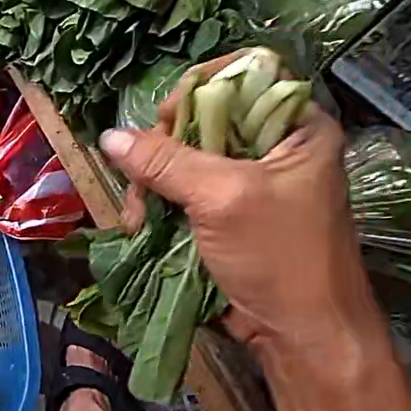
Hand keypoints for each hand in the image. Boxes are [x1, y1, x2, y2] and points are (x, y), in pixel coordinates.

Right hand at [101, 59, 381, 353]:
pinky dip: (157, 205)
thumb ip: (166, 163)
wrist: (301, 334)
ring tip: (140, 217)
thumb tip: (109, 136)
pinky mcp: (225, 212)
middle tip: (145, 179)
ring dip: (152, 184)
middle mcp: (272, 146)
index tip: (167, 119)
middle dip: (163, 148)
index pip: (244, 75)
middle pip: (202, 119)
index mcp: (296, 126)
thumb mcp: (223, 199)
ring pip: (182, 158)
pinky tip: (143, 225)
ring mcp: (247, 181)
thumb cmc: (280, 257)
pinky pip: (180, 191)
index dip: (199, 88)